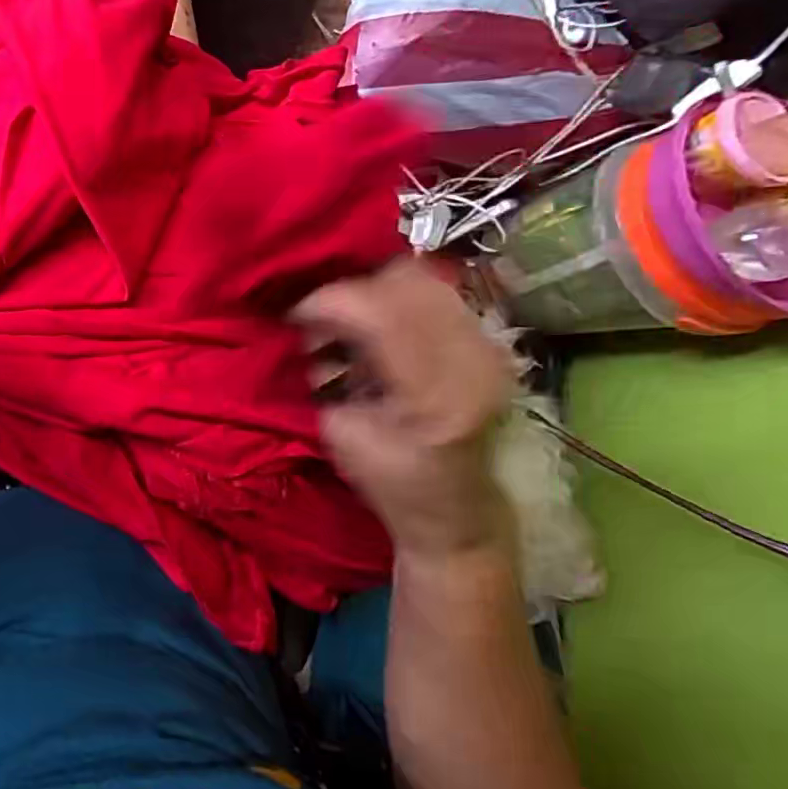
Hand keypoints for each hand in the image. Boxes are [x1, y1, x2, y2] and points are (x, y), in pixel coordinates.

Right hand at [294, 259, 514, 562]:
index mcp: (432, 395)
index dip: (329, 300)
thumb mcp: (337, 430)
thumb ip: (323, 372)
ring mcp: (491, 350)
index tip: (296, 313)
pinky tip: (379, 325)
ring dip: (374, 292)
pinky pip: (437, 294)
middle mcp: (475, 362)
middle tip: (322, 318)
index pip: (378, 312)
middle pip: (405, 282)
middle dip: (351, 290)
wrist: (454, 508)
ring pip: (422, 279)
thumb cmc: (387, 482)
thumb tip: (304, 324)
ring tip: (351, 324)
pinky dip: (397, 299)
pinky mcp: (492, 344)